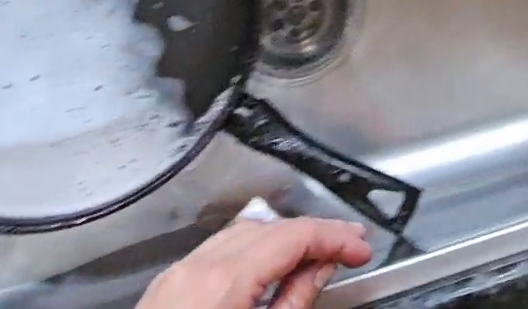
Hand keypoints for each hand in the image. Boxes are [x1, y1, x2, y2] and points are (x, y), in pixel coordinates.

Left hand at [138, 216, 373, 308]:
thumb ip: (295, 302)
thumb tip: (322, 267)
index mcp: (222, 283)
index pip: (293, 236)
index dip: (335, 237)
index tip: (363, 249)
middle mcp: (196, 266)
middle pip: (270, 227)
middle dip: (313, 234)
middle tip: (350, 248)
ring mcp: (175, 275)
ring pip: (244, 232)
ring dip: (284, 238)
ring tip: (316, 254)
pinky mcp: (164, 289)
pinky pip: (219, 250)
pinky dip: (253, 249)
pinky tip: (271, 265)